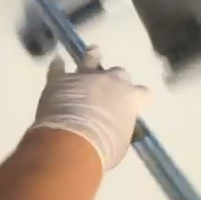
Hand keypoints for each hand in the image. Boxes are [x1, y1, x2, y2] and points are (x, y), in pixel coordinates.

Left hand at [28, 48, 149, 170]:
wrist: (73, 141)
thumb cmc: (103, 148)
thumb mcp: (120, 143)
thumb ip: (119, 128)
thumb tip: (114, 127)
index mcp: (130, 98)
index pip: (143, 94)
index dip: (140, 98)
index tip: (137, 104)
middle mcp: (110, 81)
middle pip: (119, 73)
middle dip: (116, 79)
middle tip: (111, 86)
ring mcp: (84, 77)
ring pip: (91, 59)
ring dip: (92, 56)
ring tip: (94, 51)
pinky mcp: (60, 79)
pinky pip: (58, 69)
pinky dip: (57, 68)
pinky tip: (56, 63)